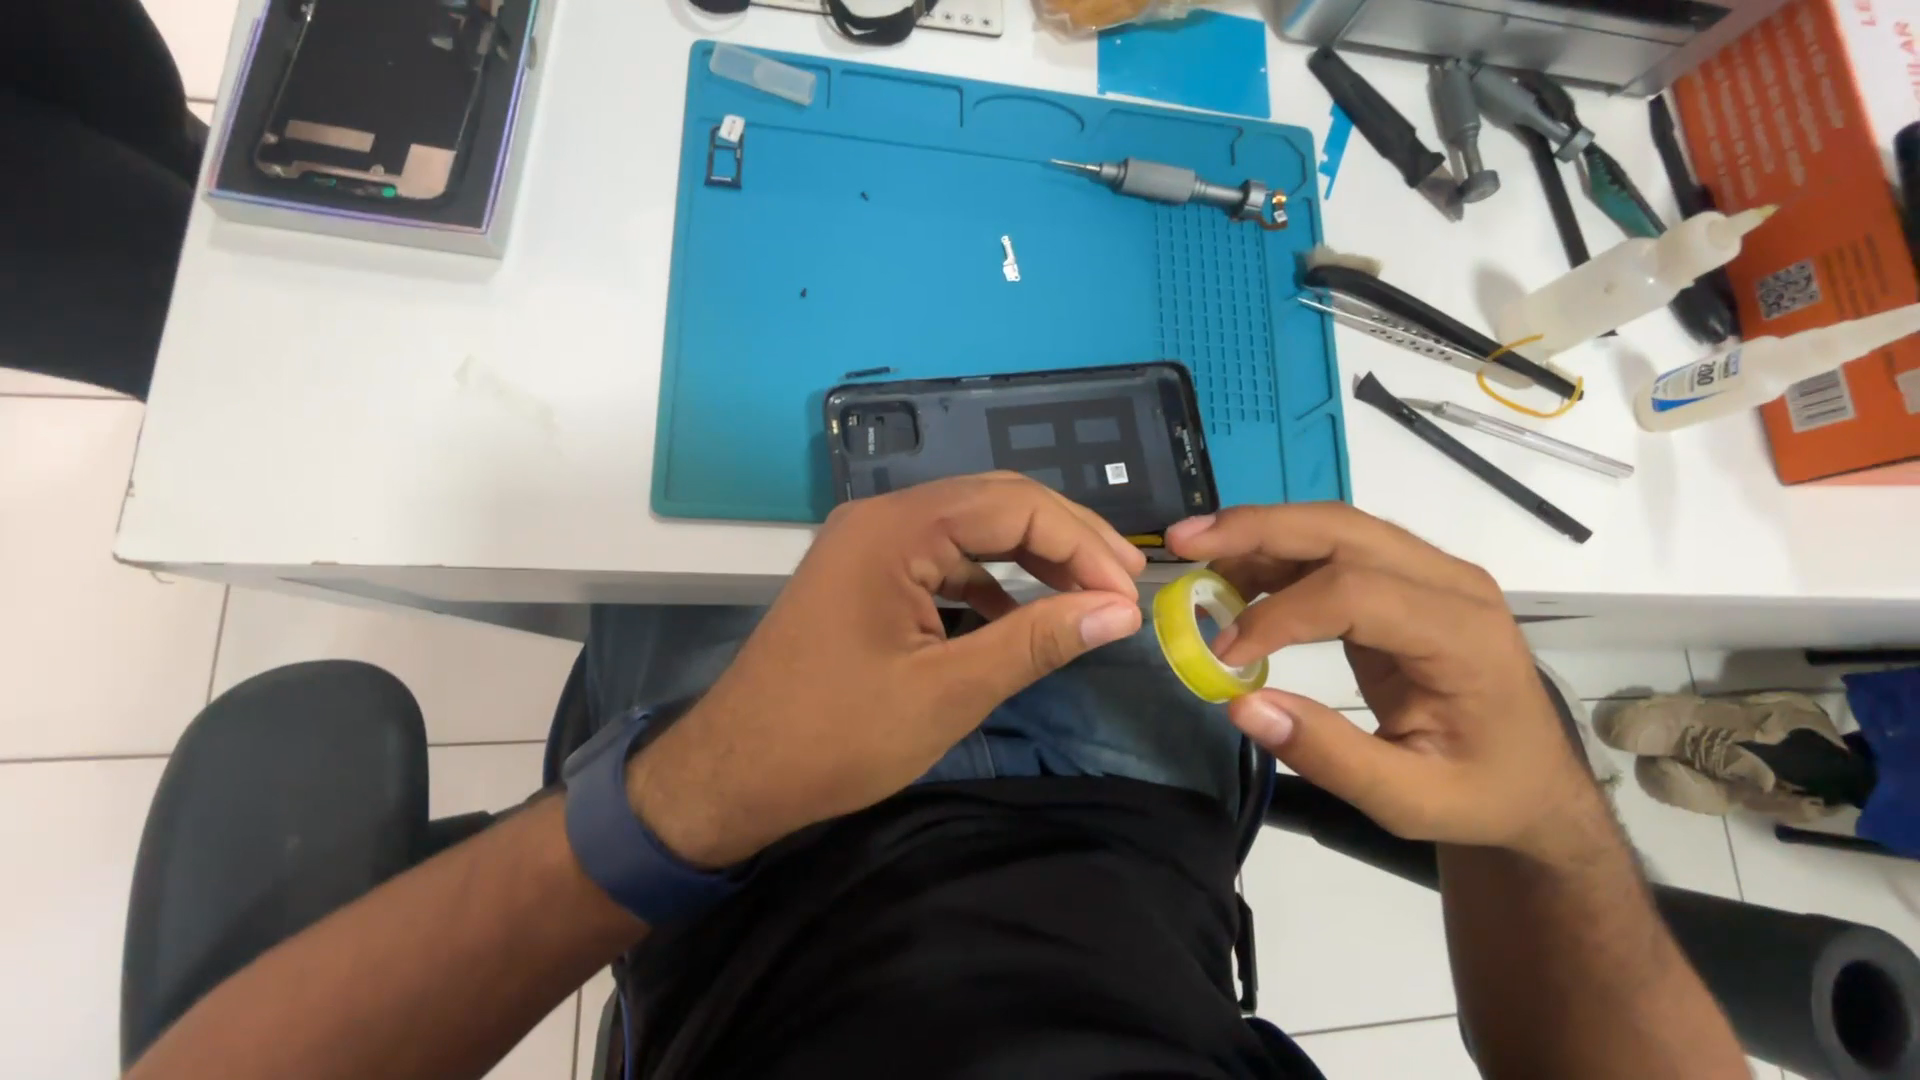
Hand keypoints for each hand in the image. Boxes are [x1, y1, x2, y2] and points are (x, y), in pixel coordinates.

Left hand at [627, 473, 1147, 867]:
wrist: (733, 775)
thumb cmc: (835, 737)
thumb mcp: (947, 693)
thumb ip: (1036, 642)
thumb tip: (1120, 612)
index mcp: (895, 529)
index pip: (1014, 506)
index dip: (1082, 544)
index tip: (1128, 594)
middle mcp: (880, 519)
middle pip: (994, 504)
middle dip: (1064, 541)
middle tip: (1121, 584)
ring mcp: (868, 546)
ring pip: (970, 532)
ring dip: (1030, 560)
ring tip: (1086, 598)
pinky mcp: (865, 578)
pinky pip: (941, 562)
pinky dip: (988, 584)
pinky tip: (1020, 619)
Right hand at [1166, 504, 1607, 863]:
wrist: (1532, 778)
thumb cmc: (1481, 792)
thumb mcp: (1409, 800)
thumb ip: (1329, 756)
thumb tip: (1240, 705)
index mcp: (1462, 635)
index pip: (1356, 591)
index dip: (1279, 615)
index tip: (1225, 654)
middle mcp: (1449, 583)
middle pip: (1341, 529)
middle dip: (1255, 530)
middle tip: (1183, 543)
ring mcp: (1428, 572)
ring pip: (1331, 525)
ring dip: (1257, 533)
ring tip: (1193, 555)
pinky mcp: (1403, 578)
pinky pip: (1332, 547)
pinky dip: (1275, 553)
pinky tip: (1231, 576)